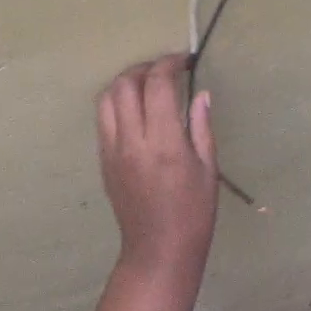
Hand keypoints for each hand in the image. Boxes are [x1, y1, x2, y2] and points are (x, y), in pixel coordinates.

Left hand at [96, 55, 217, 280]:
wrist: (158, 251)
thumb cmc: (193, 212)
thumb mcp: (208, 168)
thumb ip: (201, 126)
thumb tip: (200, 94)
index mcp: (163, 141)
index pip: (157, 84)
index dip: (169, 63)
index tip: (184, 60)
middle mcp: (132, 140)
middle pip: (125, 84)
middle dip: (144, 68)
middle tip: (164, 69)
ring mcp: (112, 149)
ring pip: (107, 98)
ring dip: (125, 82)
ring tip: (145, 84)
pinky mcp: (103, 159)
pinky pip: (103, 119)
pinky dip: (116, 102)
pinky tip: (135, 108)